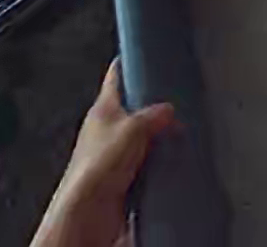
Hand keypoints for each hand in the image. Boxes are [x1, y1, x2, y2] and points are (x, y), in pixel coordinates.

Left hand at [31, 62, 174, 246]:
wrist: (87, 216)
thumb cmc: (101, 165)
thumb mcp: (135, 128)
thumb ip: (155, 114)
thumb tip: (169, 111)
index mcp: (103, 108)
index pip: (116, 74)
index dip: (129, 60)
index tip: (143, 49)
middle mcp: (105, 128)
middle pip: (131, 105)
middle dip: (152, 102)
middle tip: (176, 93)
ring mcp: (112, 154)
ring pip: (140, 134)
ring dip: (157, 134)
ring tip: (179, 126)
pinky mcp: (120, 177)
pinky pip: (144, 160)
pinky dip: (157, 158)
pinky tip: (172, 155)